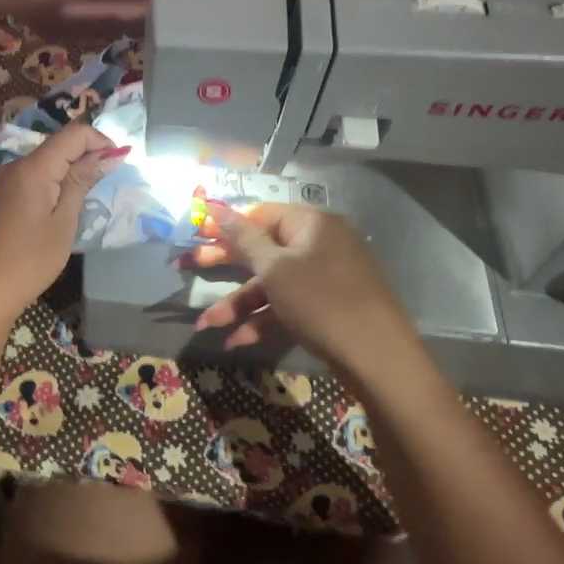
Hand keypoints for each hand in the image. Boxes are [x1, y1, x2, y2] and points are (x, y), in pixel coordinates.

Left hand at [0, 124, 126, 321]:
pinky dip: (56, 179)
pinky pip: (35, 175)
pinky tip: (66, 200)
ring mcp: (7, 180)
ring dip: (73, 167)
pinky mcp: (4, 194)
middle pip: (59, 144)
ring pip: (48, 159)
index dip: (100, 140)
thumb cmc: (31, 260)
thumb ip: (82, 182)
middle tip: (110, 177)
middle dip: (88, 153)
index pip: (73, 133)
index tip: (120, 161)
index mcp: (33, 168)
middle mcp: (17, 165)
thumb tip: (108, 154)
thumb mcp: (64, 222)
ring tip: (92, 191)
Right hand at [191, 202, 416, 375]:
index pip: (261, 213)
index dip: (226, 223)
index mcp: (311, 224)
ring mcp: (325, 277)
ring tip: (206, 325)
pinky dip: (262, 319)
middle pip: (262, 248)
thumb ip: (244, 239)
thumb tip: (217, 207)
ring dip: (238, 303)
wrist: (377, 357)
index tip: (196, 234)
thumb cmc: (320, 301)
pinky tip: (237, 341)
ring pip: (271, 282)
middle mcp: (319, 244)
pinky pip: (287, 304)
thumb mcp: (274, 269)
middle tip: (185, 268)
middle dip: (223, 265)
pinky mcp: (327, 306)